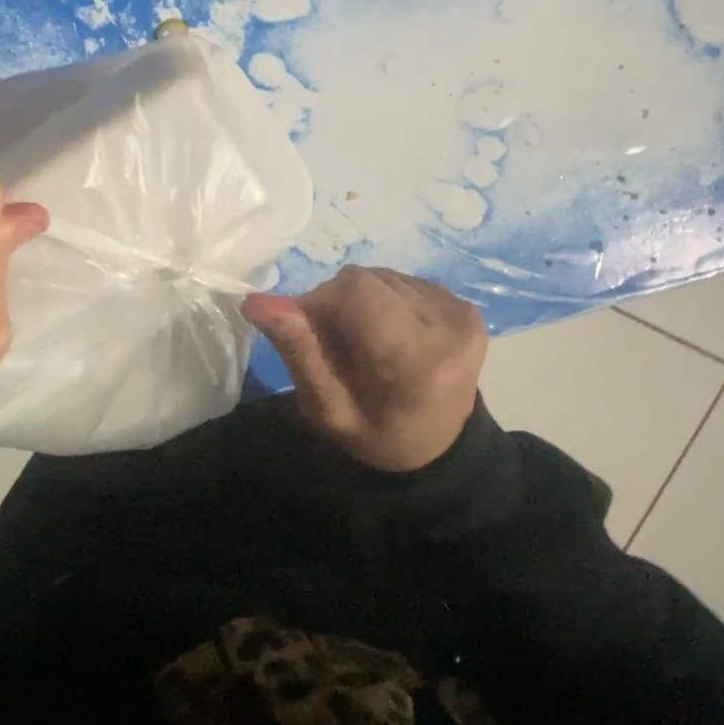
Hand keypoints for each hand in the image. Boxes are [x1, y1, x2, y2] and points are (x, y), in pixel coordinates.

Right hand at [241, 266, 486, 471]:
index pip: (354, 289)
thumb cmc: (375, 434)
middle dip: (337, 303)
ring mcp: (462, 313)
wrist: (439, 448)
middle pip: (365, 280)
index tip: (314, 335)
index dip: (320, 302)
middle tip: (337, 344)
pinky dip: (385, 302)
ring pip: (381, 277)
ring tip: (366, 341)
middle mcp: (448, 327)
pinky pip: (402, 283)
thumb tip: (256, 303)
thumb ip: (298, 352)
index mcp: (414, 358)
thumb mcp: (327, 410)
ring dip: (361, 302)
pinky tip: (390, 333)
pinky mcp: (467, 307)